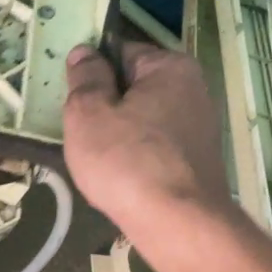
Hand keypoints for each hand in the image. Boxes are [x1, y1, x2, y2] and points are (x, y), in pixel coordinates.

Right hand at [62, 42, 233, 237]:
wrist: (175, 221)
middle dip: (105, 105)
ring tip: (94, 157)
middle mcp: (193, 88)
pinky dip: (134, 153)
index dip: (91, 73)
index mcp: (170, 67)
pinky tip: (119, 175)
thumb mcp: (89, 113)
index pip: (121, 52)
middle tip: (78, 131)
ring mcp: (200, 125)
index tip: (71, 98)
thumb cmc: (125, 159)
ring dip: (117, 131)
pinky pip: (154, 144)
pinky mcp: (197, 158)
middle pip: (133, 86)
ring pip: (142, 118)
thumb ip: (86, 78)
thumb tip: (84, 51)